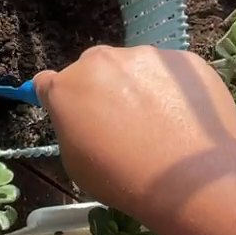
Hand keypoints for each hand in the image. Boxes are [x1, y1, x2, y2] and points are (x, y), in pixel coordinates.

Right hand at [34, 45, 235, 210]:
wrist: (189, 178)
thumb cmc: (121, 176)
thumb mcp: (74, 160)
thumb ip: (71, 127)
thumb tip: (81, 117)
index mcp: (65, 88)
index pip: (46, 82)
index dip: (57, 98)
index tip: (71, 113)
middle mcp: (100, 62)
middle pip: (91, 67)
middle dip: (98, 87)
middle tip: (117, 120)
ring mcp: (144, 56)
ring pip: (132, 66)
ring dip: (135, 85)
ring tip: (157, 120)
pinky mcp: (183, 60)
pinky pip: (169, 71)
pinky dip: (170, 88)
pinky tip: (182, 117)